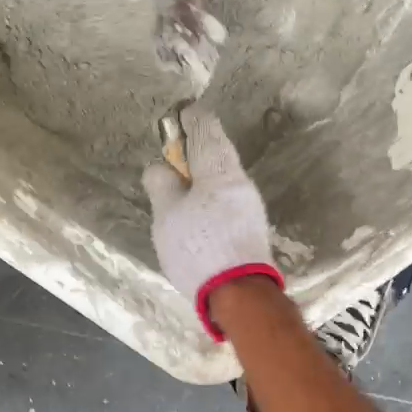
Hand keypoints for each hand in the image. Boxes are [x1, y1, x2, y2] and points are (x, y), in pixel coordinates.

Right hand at [142, 104, 283, 341]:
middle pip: (216, 154)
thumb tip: (161, 168)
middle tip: (171, 160)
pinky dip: (209, 199)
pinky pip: (226, 201)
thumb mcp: (167, 215)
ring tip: (179, 191)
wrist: (239, 294)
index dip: (188, 119)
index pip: (206, 128)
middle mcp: (241, 181)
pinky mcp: (251, 229)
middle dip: (193, 153)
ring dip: (201, 179)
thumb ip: (162, 185)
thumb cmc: (198, 247)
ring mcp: (250, 206)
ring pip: (222, 180)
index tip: (176, 117)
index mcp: (220, 168)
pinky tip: (196, 215)